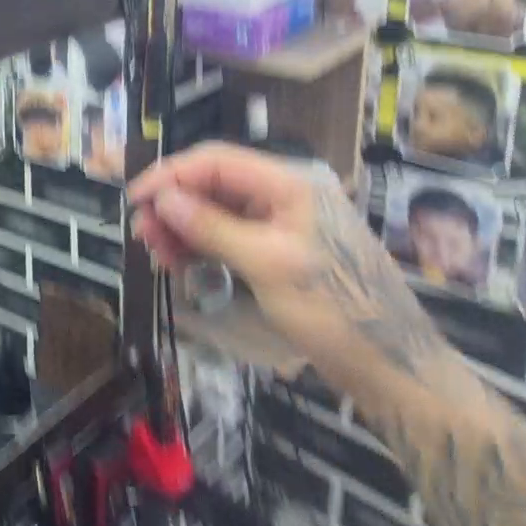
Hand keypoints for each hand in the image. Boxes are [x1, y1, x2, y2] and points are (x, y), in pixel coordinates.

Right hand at [128, 144, 439, 387]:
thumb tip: (163, 200)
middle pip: (214, 184)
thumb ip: (212, 227)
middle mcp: (285, 194)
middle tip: (142, 236)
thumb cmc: (334, 309)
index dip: (170, 175)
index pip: (216, 160)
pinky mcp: (282, 250)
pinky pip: (231, 235)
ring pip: (218, 211)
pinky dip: (203, 246)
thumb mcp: (267, 264)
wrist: (391, 365)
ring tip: (157, 254)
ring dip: (184, 228)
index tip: (134, 200)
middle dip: (174, 205)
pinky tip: (182, 263)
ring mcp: (285, 222)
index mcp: (290, 183)